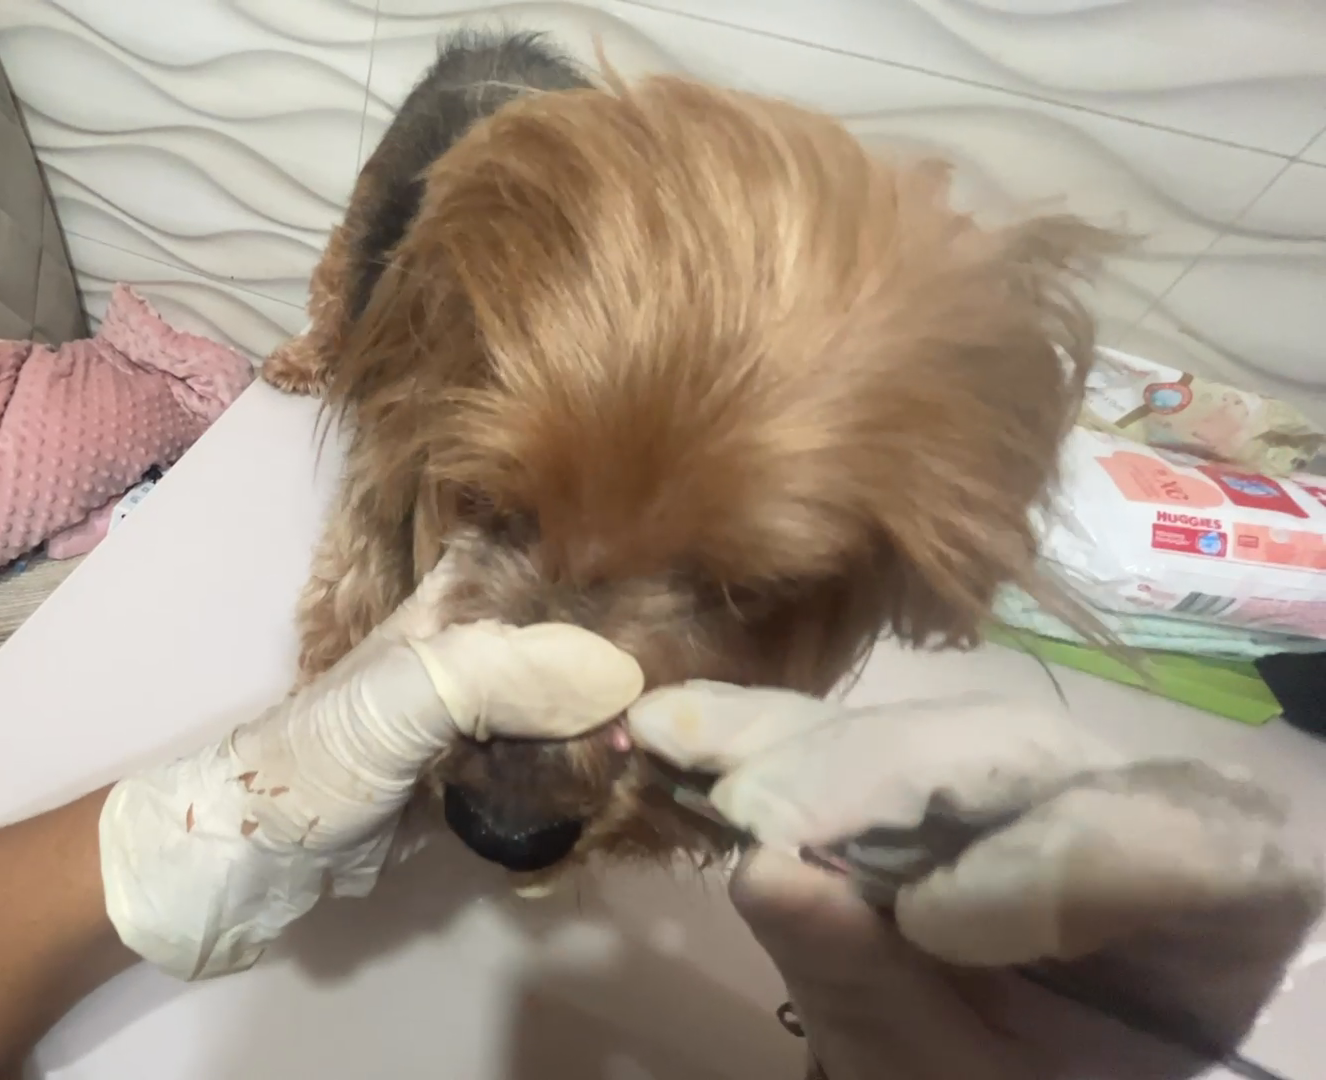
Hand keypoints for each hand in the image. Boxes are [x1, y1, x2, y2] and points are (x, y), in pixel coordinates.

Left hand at [100, 553, 643, 978]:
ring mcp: (475, 709)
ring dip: (607, 701)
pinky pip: (545, 748)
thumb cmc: (324, 755)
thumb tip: (612, 672)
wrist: (275, 849)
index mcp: (445, 608)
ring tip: (680, 706)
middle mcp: (467, 648)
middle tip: (697, 650)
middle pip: (555, 625)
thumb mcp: (402, 700)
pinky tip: (629, 760)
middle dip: (617, 637)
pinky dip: (583, 754)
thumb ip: (495, 674)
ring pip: (557, 689)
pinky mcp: (478, 766)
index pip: (529, 555)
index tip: (670, 560)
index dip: (592, 553)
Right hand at [628, 683, 1324, 1079]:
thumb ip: (867, 980)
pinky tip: (667, 722)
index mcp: (1195, 913)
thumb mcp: (942, 1077)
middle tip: (750, 817)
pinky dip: (732, 725)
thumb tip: (762, 872)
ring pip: (887, 721)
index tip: (928, 922)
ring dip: (773, 738)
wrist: (930, 1062)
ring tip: (669, 738)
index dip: (1061, 858)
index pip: (1180, 838)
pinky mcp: (884, 756)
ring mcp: (979, 770)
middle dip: (865, 774)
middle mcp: (1092, 807)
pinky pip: (812, 724)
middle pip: (1000, 747)